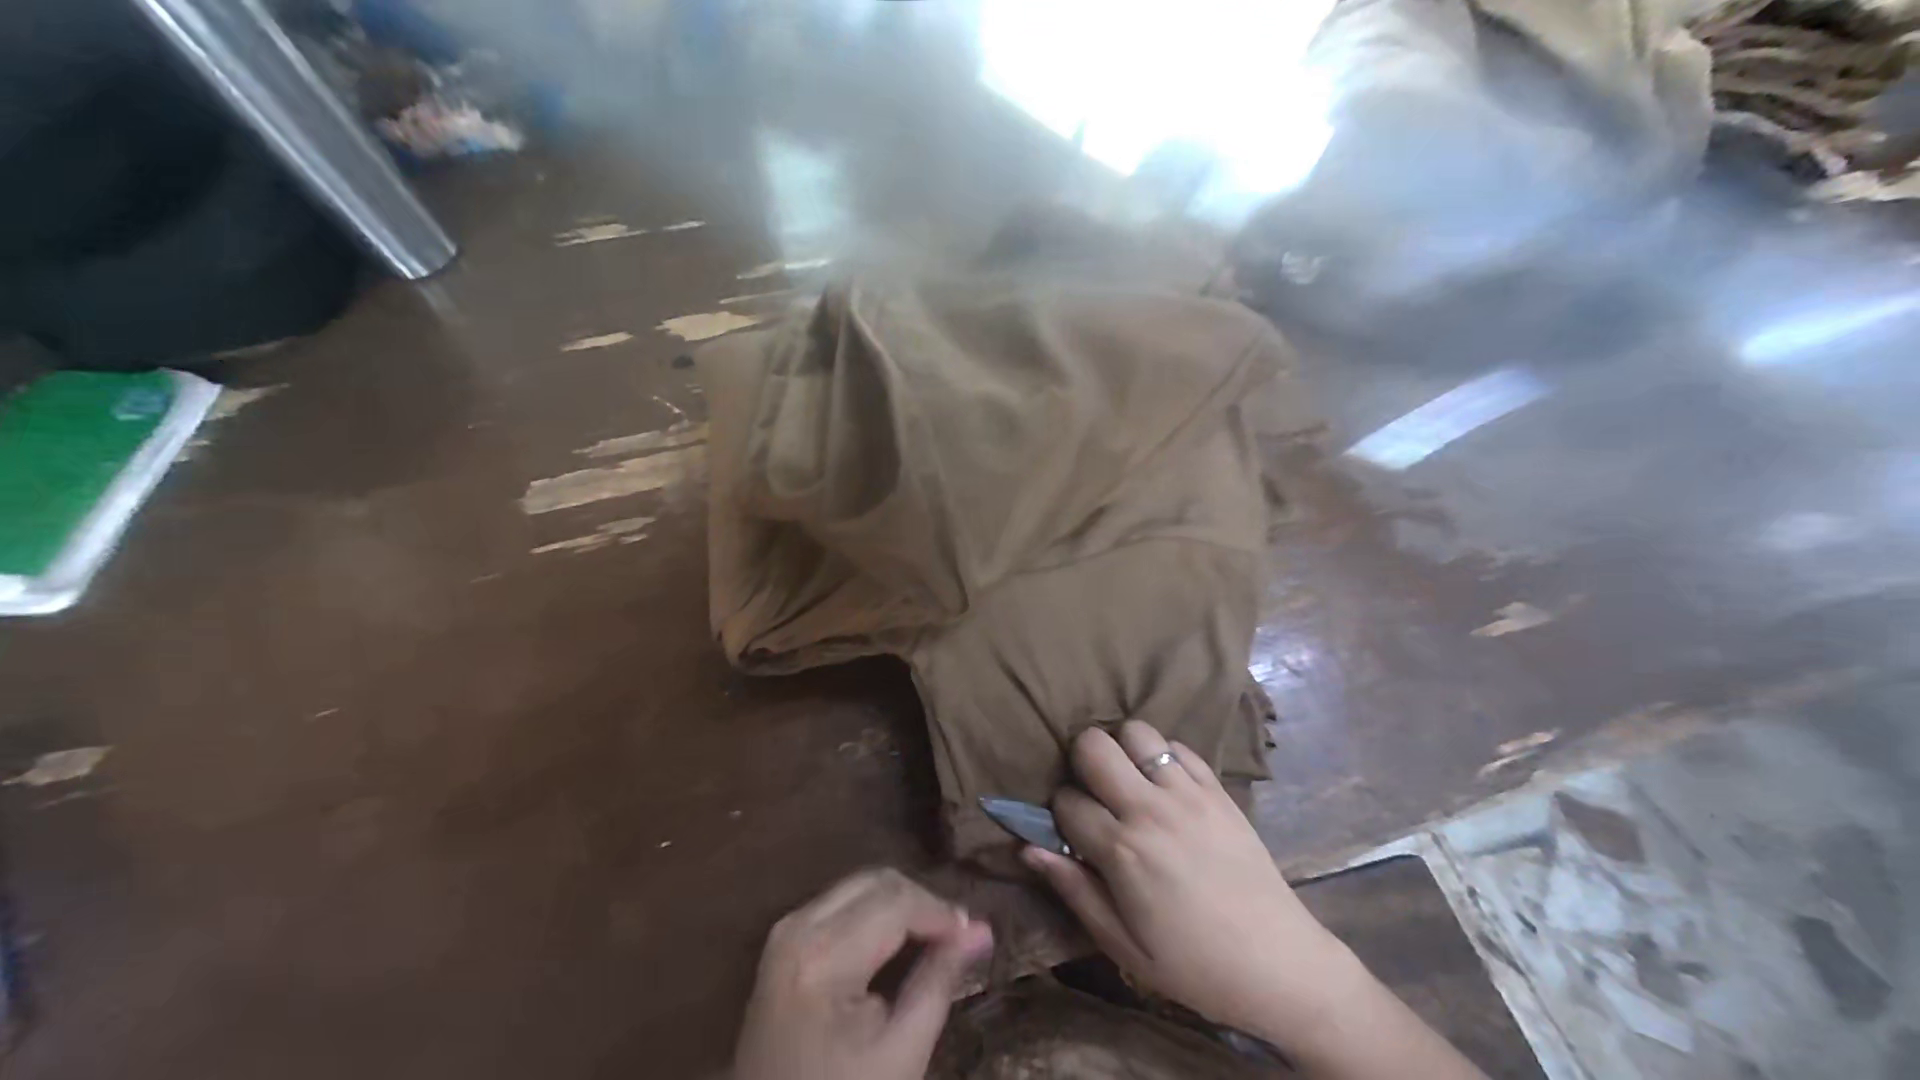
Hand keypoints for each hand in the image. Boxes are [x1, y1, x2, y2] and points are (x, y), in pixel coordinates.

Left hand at [734, 867, 993, 1079]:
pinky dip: (875, 909)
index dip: (941, 911)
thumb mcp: (901, 1052)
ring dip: (900, 902)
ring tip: (933, 936)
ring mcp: (786, 929)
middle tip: (956, 936)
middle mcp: (798, 926)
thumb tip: (980, 929)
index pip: (896, 901)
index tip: (974, 932)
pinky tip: (897, 937)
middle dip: (921, 902)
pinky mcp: (783, 938)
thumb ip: (939, 981)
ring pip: (860, 884)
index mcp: (822, 956)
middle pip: (877, 882)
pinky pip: (840, 900)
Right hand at [1023, 722, 1360, 1043]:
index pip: (1066, 801)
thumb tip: (1028, 849)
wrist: (1280, 965)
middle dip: (1081, 762)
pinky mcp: (1219, 790)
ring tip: (1128, 780)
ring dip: (1123, 749)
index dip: (1060, 813)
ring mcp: (1189, 794)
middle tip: (1093, 791)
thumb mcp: (1123, 945)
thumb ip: (1074, 890)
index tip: (1072, 831)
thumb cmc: (1193, 964)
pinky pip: (1180, 748)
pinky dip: (1164, 756)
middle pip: (1093, 746)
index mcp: (1122, 851)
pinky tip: (1165, 785)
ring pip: (1137, 732)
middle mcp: (1151, 810)